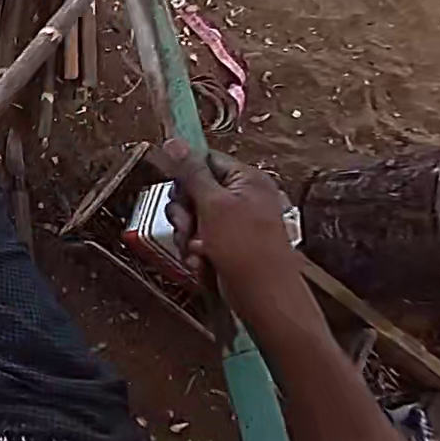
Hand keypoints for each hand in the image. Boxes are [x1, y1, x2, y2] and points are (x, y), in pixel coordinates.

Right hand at [153, 140, 310, 328]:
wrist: (265, 300)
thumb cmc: (244, 247)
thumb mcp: (213, 204)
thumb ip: (191, 172)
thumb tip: (174, 141)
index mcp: (246, 179)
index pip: (206, 160)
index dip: (187, 174)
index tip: (175, 189)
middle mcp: (242, 197)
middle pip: (195, 189)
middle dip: (184, 211)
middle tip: (186, 225)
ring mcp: (235, 222)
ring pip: (194, 216)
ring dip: (187, 234)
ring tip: (195, 250)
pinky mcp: (228, 245)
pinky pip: (200, 238)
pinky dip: (195, 250)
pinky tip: (199, 262)